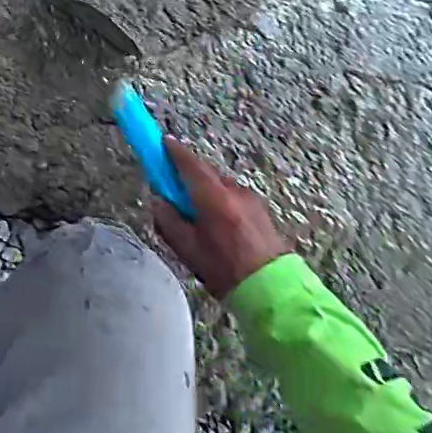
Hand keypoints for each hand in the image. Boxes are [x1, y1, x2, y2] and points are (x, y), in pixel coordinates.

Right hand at [151, 137, 291, 297]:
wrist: (273, 290)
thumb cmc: (225, 270)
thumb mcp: (188, 249)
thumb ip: (168, 220)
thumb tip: (159, 201)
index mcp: (213, 197)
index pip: (189, 163)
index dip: (173, 151)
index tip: (161, 143)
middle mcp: (233, 190)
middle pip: (205, 171)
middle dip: (187, 172)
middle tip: (172, 186)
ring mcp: (250, 197)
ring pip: (219, 183)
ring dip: (204, 188)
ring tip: (196, 213)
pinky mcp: (260, 207)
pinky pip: (232, 194)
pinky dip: (219, 197)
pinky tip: (216, 221)